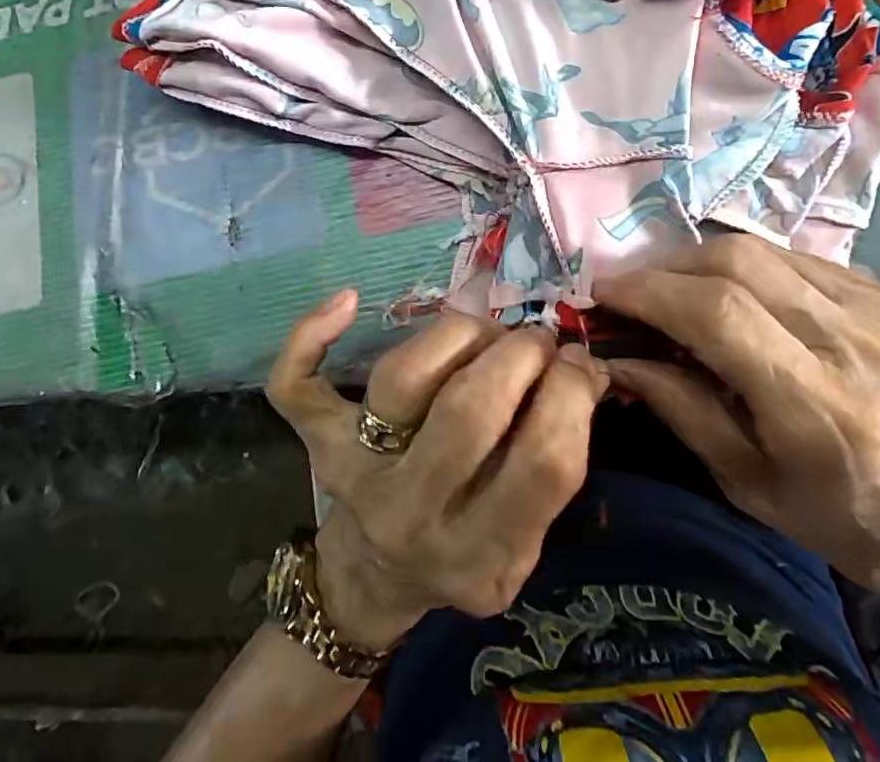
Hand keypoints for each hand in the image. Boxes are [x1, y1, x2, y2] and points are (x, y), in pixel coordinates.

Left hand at [266, 290, 608, 650]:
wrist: (375, 578)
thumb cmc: (460, 557)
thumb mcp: (521, 548)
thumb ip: (552, 474)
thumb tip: (583, 371)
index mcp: (479, 553)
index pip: (543, 464)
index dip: (572, 397)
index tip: (582, 365)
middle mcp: (411, 512)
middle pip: (469, 409)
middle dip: (520, 357)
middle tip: (538, 342)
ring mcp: (355, 473)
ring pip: (402, 377)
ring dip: (460, 334)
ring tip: (487, 332)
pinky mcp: (319, 446)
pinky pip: (296, 387)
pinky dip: (309, 338)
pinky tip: (350, 301)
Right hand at [594, 234, 879, 614]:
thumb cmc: (843, 518)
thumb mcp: (745, 481)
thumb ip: (678, 406)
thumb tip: (613, 355)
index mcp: (820, 407)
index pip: (718, 313)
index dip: (649, 291)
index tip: (602, 294)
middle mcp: (860, 345)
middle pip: (738, 262)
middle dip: (666, 267)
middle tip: (630, 291)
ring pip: (765, 250)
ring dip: (700, 263)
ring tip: (673, 292)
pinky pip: (799, 261)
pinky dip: (749, 272)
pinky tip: (737, 300)